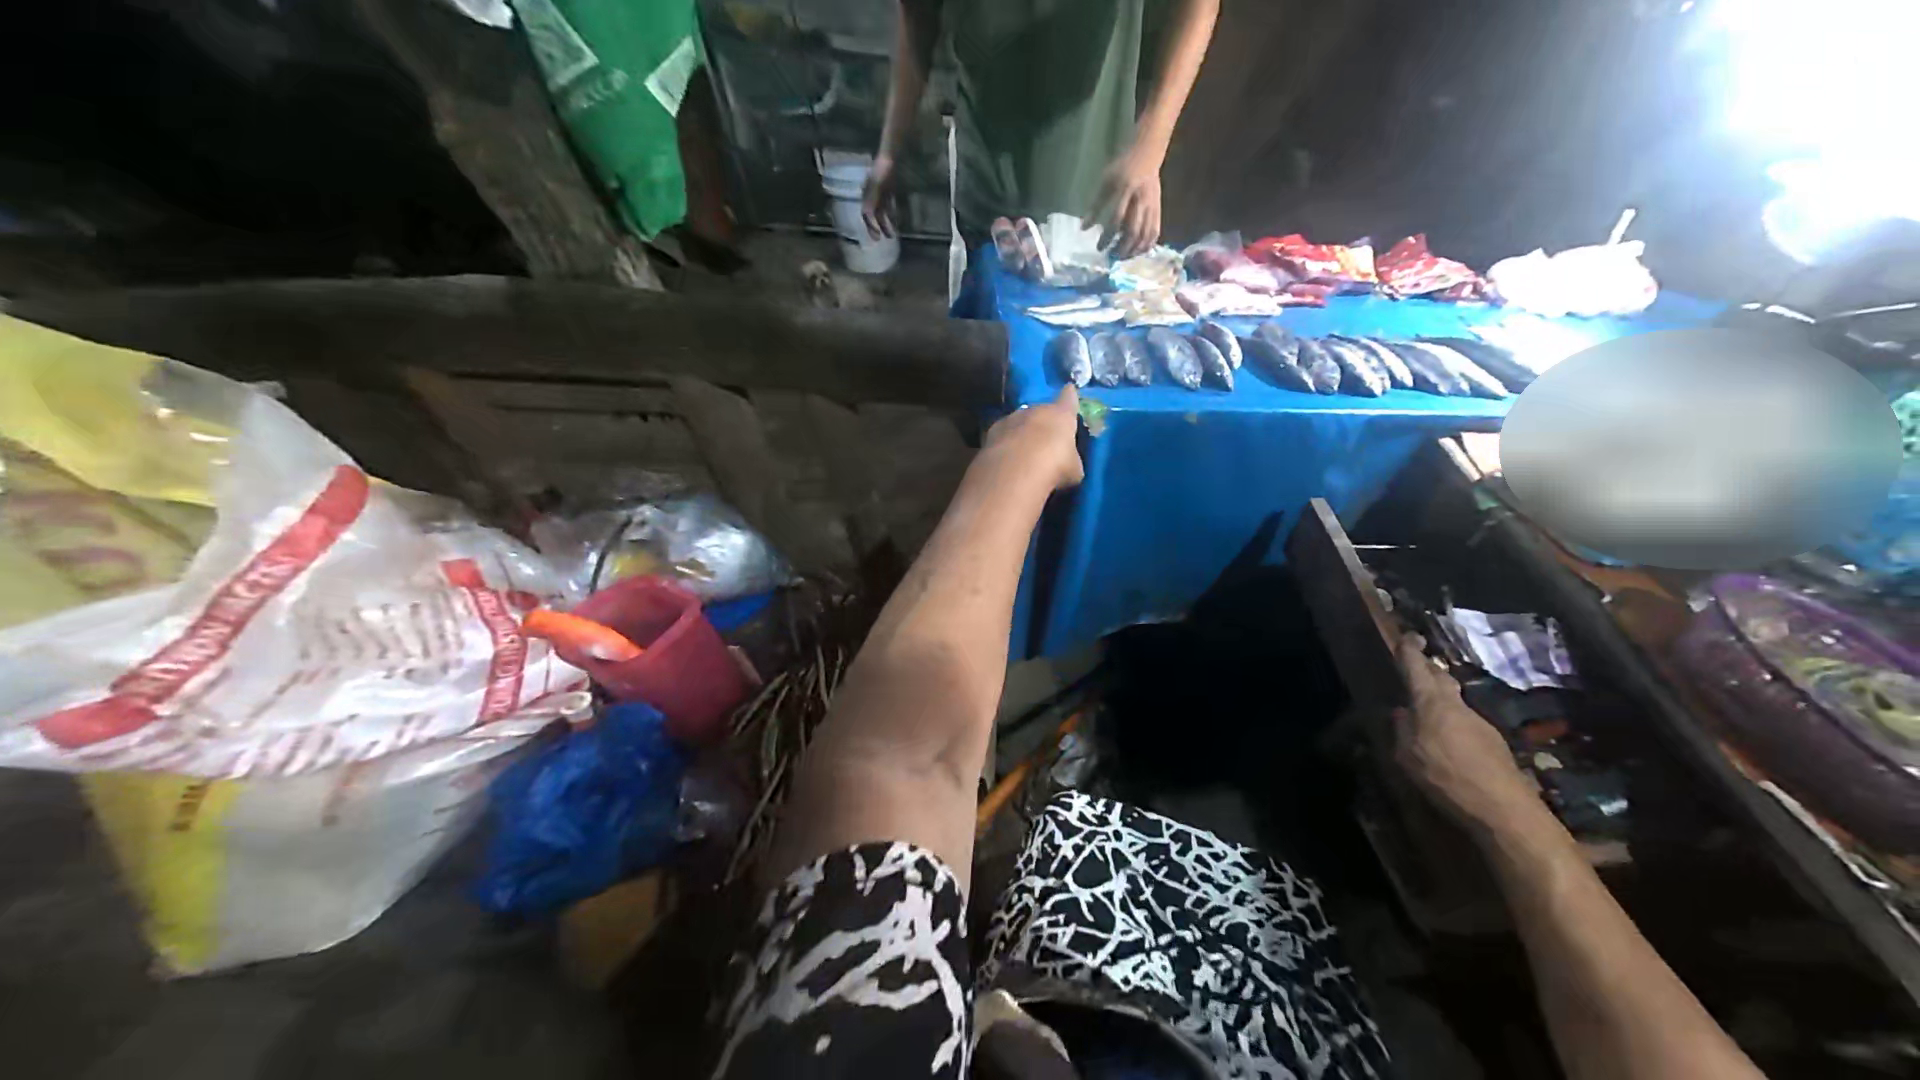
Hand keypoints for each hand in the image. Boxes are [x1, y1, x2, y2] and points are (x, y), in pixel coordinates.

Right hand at [862, 155, 897, 239]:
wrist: (891, 155)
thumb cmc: (883, 170)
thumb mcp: (877, 185)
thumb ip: (872, 200)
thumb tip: (867, 216)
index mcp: (867, 195)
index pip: (866, 215)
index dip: (871, 227)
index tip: (877, 238)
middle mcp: (871, 196)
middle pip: (874, 216)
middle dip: (880, 227)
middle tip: (888, 238)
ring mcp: (880, 193)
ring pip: (881, 212)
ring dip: (886, 223)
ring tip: (892, 233)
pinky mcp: (888, 190)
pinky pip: (888, 205)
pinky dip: (891, 214)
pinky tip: (896, 220)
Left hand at [981, 386, 1084, 491]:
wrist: (1014, 471)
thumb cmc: (1055, 465)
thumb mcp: (1074, 469)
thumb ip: (1071, 460)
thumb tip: (1068, 463)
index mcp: (1060, 414)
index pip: (1068, 398)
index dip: (1069, 396)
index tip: (1069, 390)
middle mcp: (1034, 410)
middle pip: (1040, 411)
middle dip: (1041, 423)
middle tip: (1043, 440)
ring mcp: (1009, 420)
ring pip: (1017, 424)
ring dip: (1020, 434)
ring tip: (1022, 453)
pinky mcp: (989, 435)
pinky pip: (1001, 439)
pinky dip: (1004, 447)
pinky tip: (1006, 462)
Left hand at [1092, 146, 1162, 256]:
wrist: (1147, 154)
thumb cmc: (1122, 168)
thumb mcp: (1106, 181)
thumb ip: (1096, 205)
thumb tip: (1084, 228)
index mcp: (1126, 190)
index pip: (1116, 219)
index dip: (1108, 237)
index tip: (1099, 248)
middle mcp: (1141, 200)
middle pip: (1133, 231)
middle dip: (1121, 248)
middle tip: (1111, 256)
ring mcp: (1152, 205)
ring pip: (1145, 234)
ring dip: (1134, 250)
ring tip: (1122, 257)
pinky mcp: (1158, 209)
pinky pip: (1155, 232)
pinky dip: (1147, 245)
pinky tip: (1137, 252)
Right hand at [1392, 634, 1539, 831]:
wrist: (1504, 808)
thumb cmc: (1444, 775)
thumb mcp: (1406, 754)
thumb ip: (1401, 729)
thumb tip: (1400, 712)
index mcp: (1431, 702)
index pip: (1416, 667)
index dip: (1409, 650)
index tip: (1409, 635)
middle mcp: (1457, 705)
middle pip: (1441, 679)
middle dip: (1429, 669)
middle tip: (1418, 665)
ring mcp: (1480, 723)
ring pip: (1455, 701)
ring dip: (1441, 699)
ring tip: (1426, 708)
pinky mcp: (1494, 742)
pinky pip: (1466, 722)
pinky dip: (1453, 722)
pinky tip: (1447, 740)